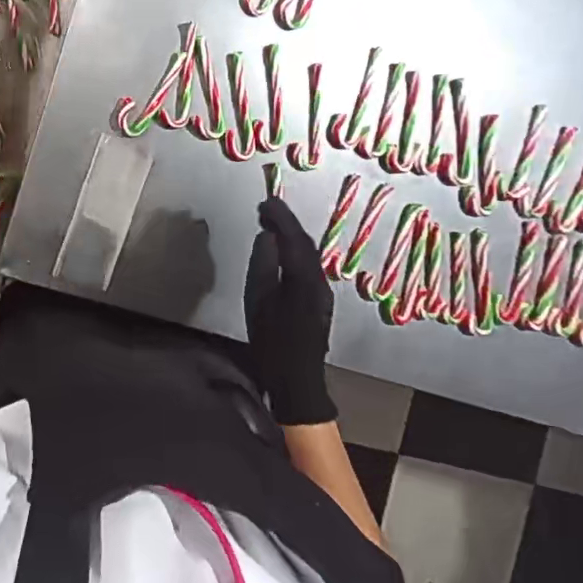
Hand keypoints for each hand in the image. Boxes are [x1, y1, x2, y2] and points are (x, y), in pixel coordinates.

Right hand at [243, 197, 335, 425]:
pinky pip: (307, 266)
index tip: (265, 201)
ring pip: (308, 255)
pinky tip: (281, 252)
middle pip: (305, 244)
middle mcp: (320, 281)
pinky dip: (293, 252)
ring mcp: (323, 292)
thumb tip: (268, 237)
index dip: (280, 217)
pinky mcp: (319, 302)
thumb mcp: (259, 302)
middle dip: (286, 223)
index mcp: (305, 279)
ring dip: (290, 237)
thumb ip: (263, 265)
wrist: (297, 381)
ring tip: (270, 225)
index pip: (294, 238)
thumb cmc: (272, 343)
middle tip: (265, 208)